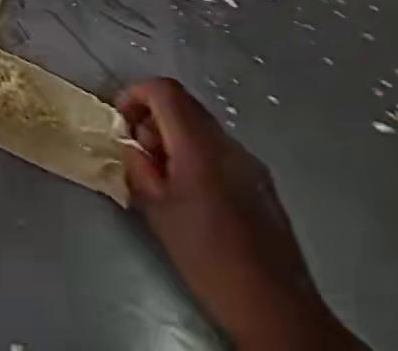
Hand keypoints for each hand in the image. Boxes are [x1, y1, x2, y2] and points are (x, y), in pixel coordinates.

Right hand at [120, 78, 363, 350]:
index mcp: (198, 144)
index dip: (136, 94)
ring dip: (175, 136)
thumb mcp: (158, 212)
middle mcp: (226, 142)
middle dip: (153, 116)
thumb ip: (139, 170)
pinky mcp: (261, 180)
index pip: (164, 90)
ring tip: (162, 175)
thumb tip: (131, 147)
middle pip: (184, 103)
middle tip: (137, 150)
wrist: (275, 306)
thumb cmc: (207, 258)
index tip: (121, 120)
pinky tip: (193, 193)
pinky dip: (197, 153)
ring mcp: (248, 160)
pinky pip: (220, 149)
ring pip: (203, 126)